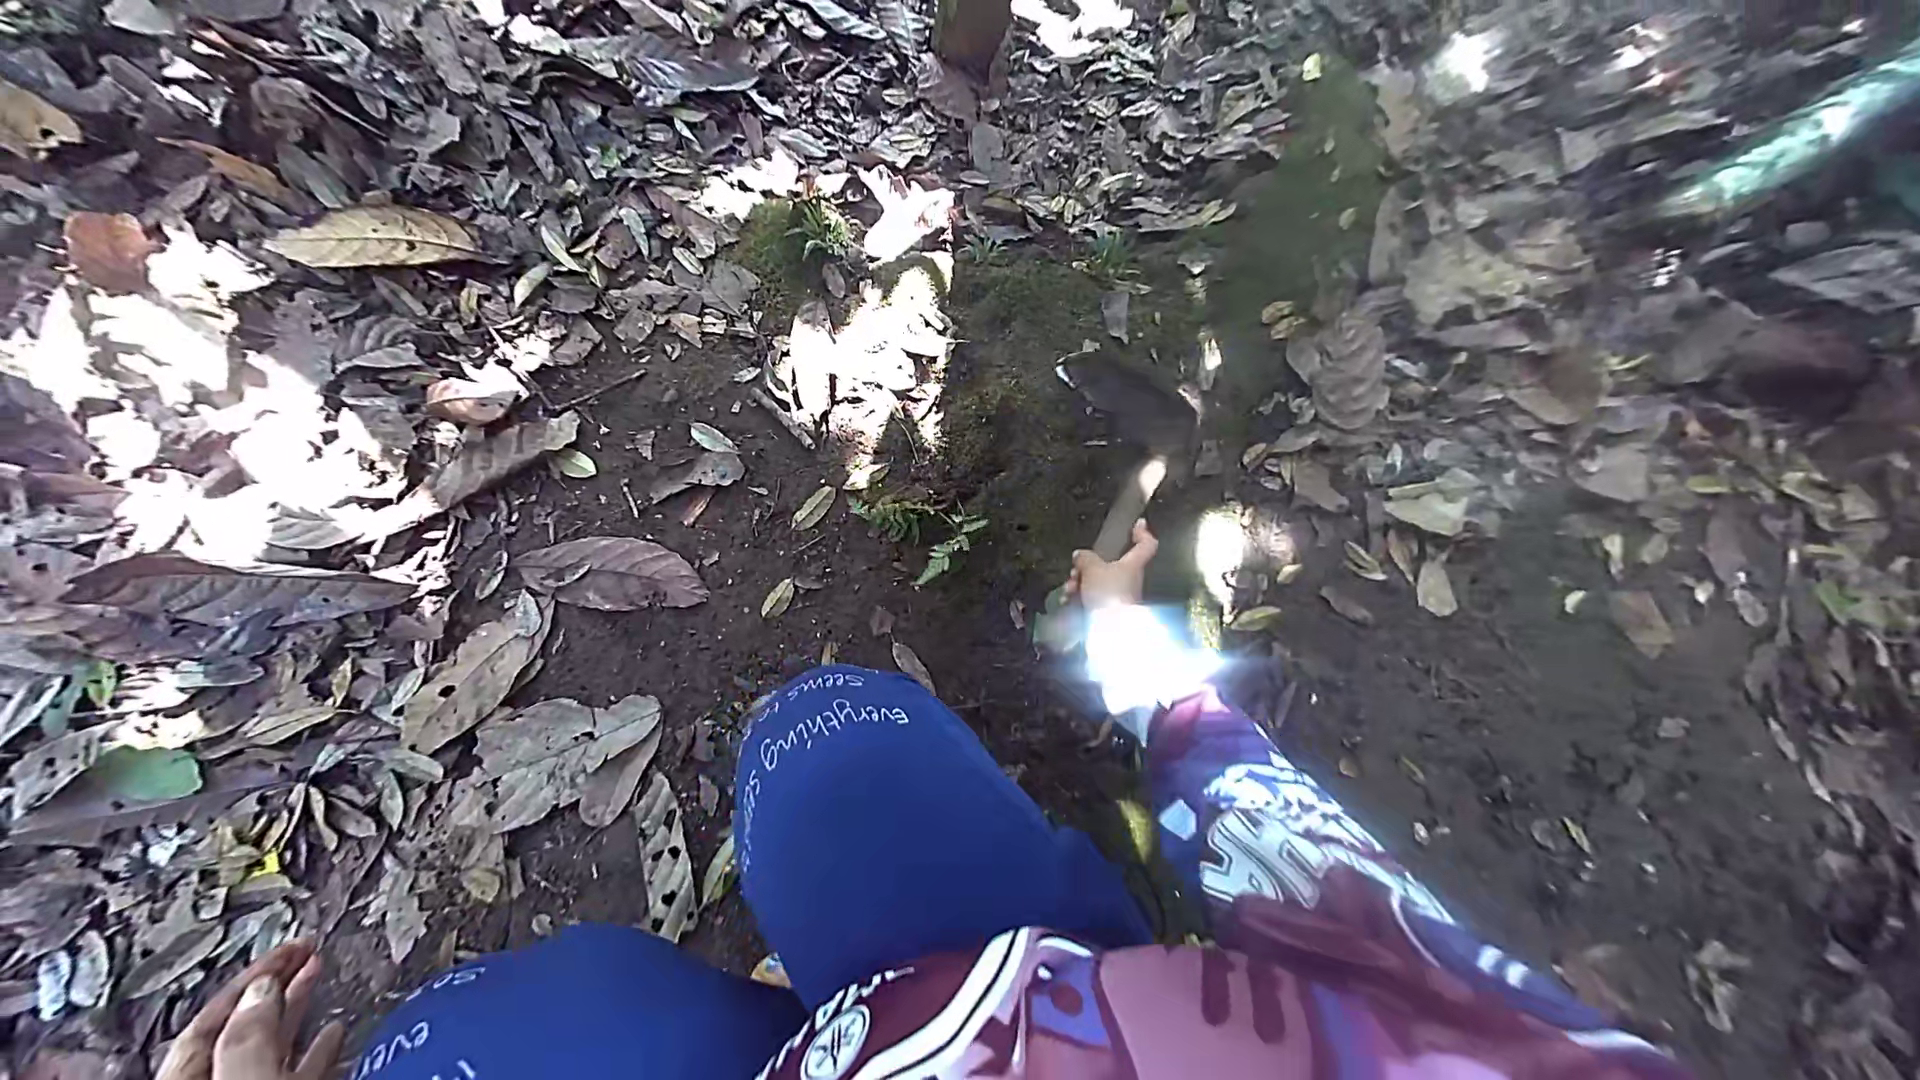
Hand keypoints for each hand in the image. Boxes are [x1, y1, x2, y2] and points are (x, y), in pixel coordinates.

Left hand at [155, 940, 345, 1079]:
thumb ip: (247, 1037)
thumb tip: (263, 985)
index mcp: (186, 1079)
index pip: (208, 1022)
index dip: (249, 979)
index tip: (292, 944)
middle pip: (237, 1028)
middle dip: (273, 981)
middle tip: (306, 947)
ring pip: (267, 1044)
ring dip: (296, 1004)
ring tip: (319, 972)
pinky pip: (294, 1068)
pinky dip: (314, 1045)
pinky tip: (332, 1030)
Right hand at [1066, 520, 1158, 609]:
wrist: (1109, 631)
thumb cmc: (1108, 595)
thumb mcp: (1092, 567)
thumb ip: (1085, 557)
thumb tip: (1080, 555)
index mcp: (1132, 565)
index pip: (1146, 545)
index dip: (1142, 533)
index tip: (1137, 524)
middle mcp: (1128, 580)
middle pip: (1109, 564)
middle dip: (1088, 566)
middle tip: (1077, 570)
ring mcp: (1118, 596)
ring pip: (1096, 582)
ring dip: (1079, 584)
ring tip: (1071, 589)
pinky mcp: (1107, 612)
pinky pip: (1090, 599)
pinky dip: (1078, 598)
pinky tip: (1069, 601)